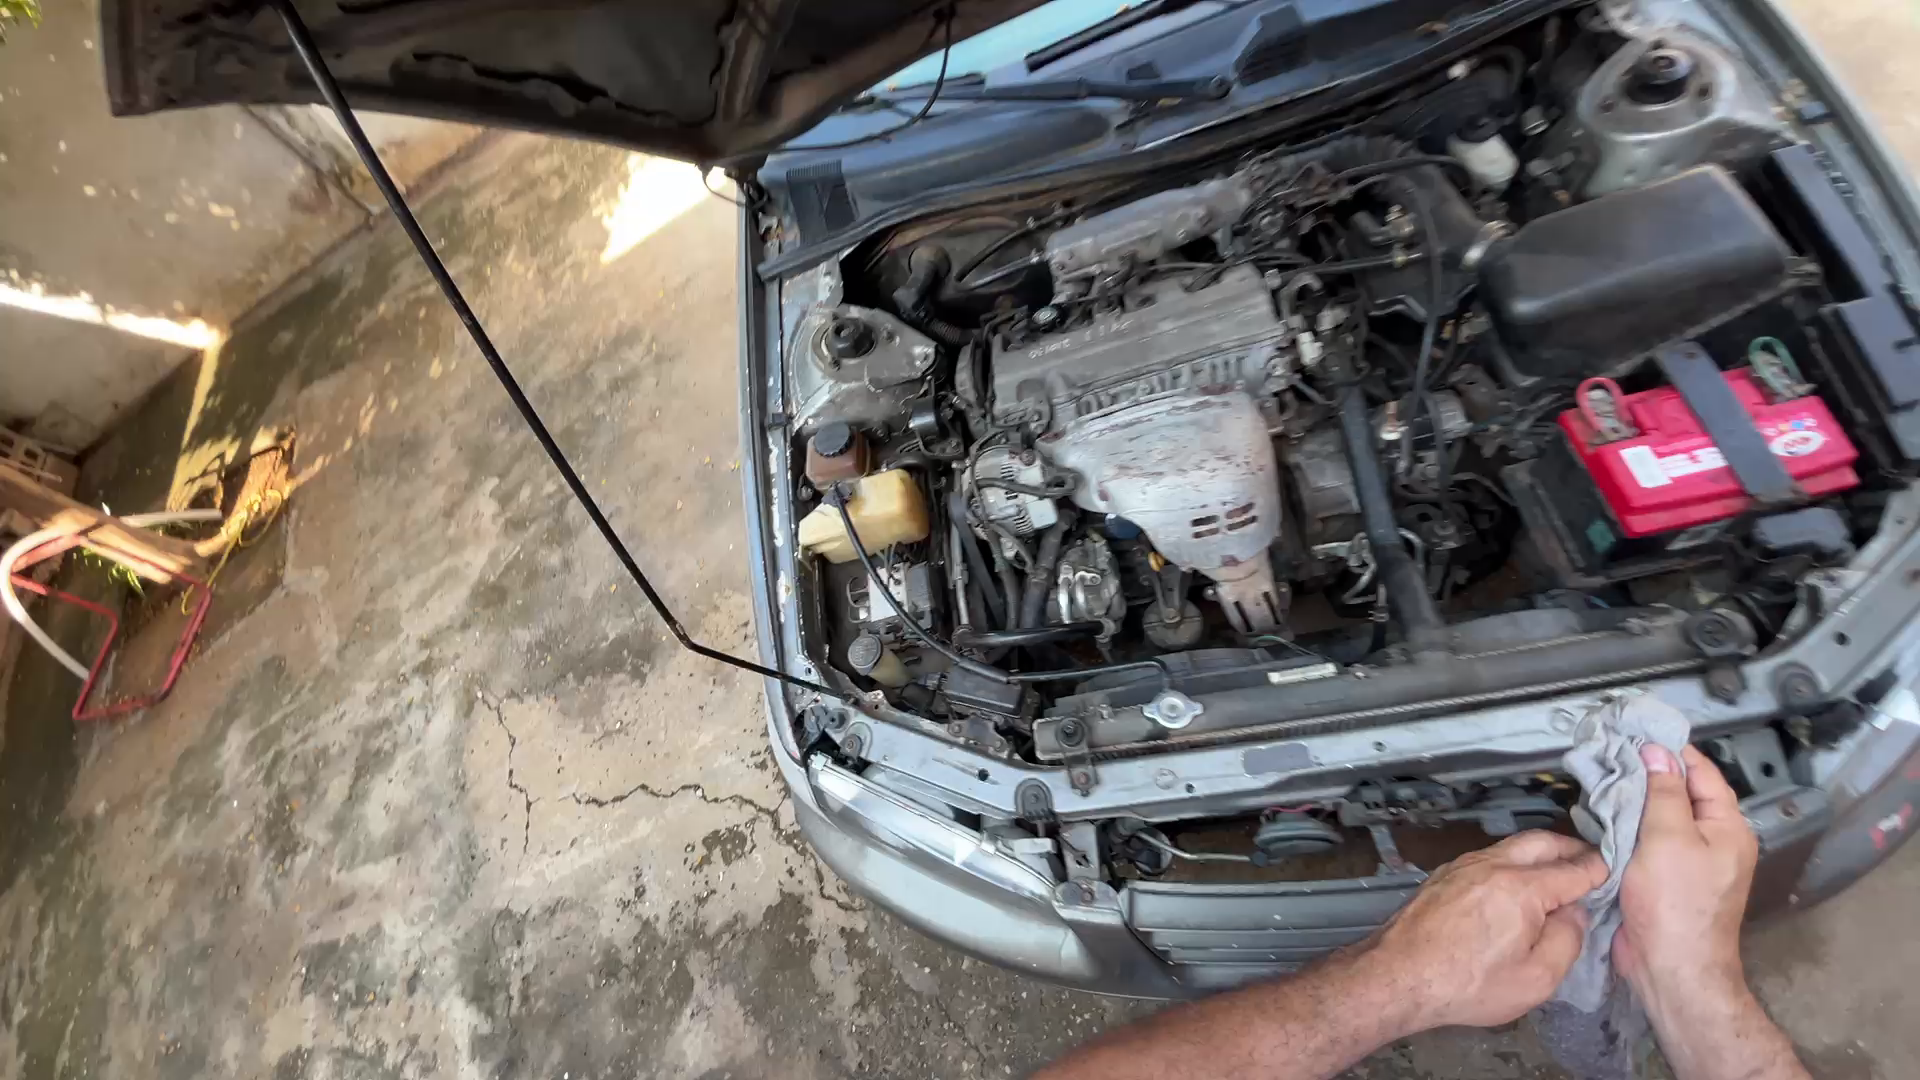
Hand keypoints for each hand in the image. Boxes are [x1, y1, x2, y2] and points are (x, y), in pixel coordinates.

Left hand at [1344, 830, 1606, 1033]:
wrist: (1401, 972)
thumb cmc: (1468, 982)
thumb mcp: (1538, 976)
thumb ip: (1566, 938)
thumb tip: (1575, 912)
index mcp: (1517, 888)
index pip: (1571, 869)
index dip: (1599, 870)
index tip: (1617, 871)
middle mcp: (1487, 866)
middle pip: (1538, 841)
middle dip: (1570, 847)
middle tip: (1593, 862)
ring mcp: (1461, 866)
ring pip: (1509, 847)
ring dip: (1538, 853)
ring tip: (1561, 874)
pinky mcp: (1445, 875)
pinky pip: (1487, 858)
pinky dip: (1512, 863)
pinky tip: (1521, 885)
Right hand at [1614, 744, 1759, 1015]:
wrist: (1668, 960)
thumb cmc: (1675, 900)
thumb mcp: (1669, 838)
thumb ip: (1665, 794)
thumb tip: (1658, 753)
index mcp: (1727, 829)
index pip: (1702, 774)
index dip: (1672, 748)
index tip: (1638, 725)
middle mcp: (1711, 839)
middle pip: (1679, 790)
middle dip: (1646, 766)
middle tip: (1609, 743)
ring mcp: (1685, 856)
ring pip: (1657, 810)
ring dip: (1630, 790)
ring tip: (1598, 768)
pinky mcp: (1660, 869)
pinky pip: (1643, 831)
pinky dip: (1623, 814)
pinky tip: (1599, 805)